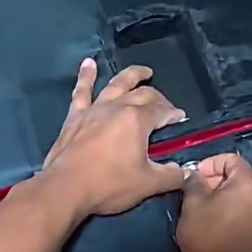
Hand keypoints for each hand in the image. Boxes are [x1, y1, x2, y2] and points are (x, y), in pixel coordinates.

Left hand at [38, 60, 186, 216]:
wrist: (66, 188)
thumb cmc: (110, 184)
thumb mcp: (148, 184)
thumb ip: (172, 176)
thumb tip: (186, 173)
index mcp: (137, 120)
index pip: (162, 111)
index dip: (174, 114)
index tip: (181, 119)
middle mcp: (117, 107)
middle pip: (143, 94)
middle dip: (159, 98)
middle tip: (166, 105)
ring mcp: (94, 109)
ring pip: (116, 84)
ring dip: (132, 75)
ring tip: (144, 71)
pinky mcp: (75, 116)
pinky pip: (82, 91)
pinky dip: (86, 75)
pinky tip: (89, 62)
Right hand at [176, 153, 251, 251]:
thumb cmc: (207, 235)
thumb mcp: (193, 203)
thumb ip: (194, 181)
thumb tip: (194, 173)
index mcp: (248, 183)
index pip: (231, 159)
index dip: (210, 163)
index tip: (194, 176)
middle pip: (238, 175)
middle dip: (215, 179)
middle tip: (196, 192)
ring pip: (241, 193)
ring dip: (222, 194)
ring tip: (203, 207)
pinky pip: (245, 208)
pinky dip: (231, 208)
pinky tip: (215, 220)